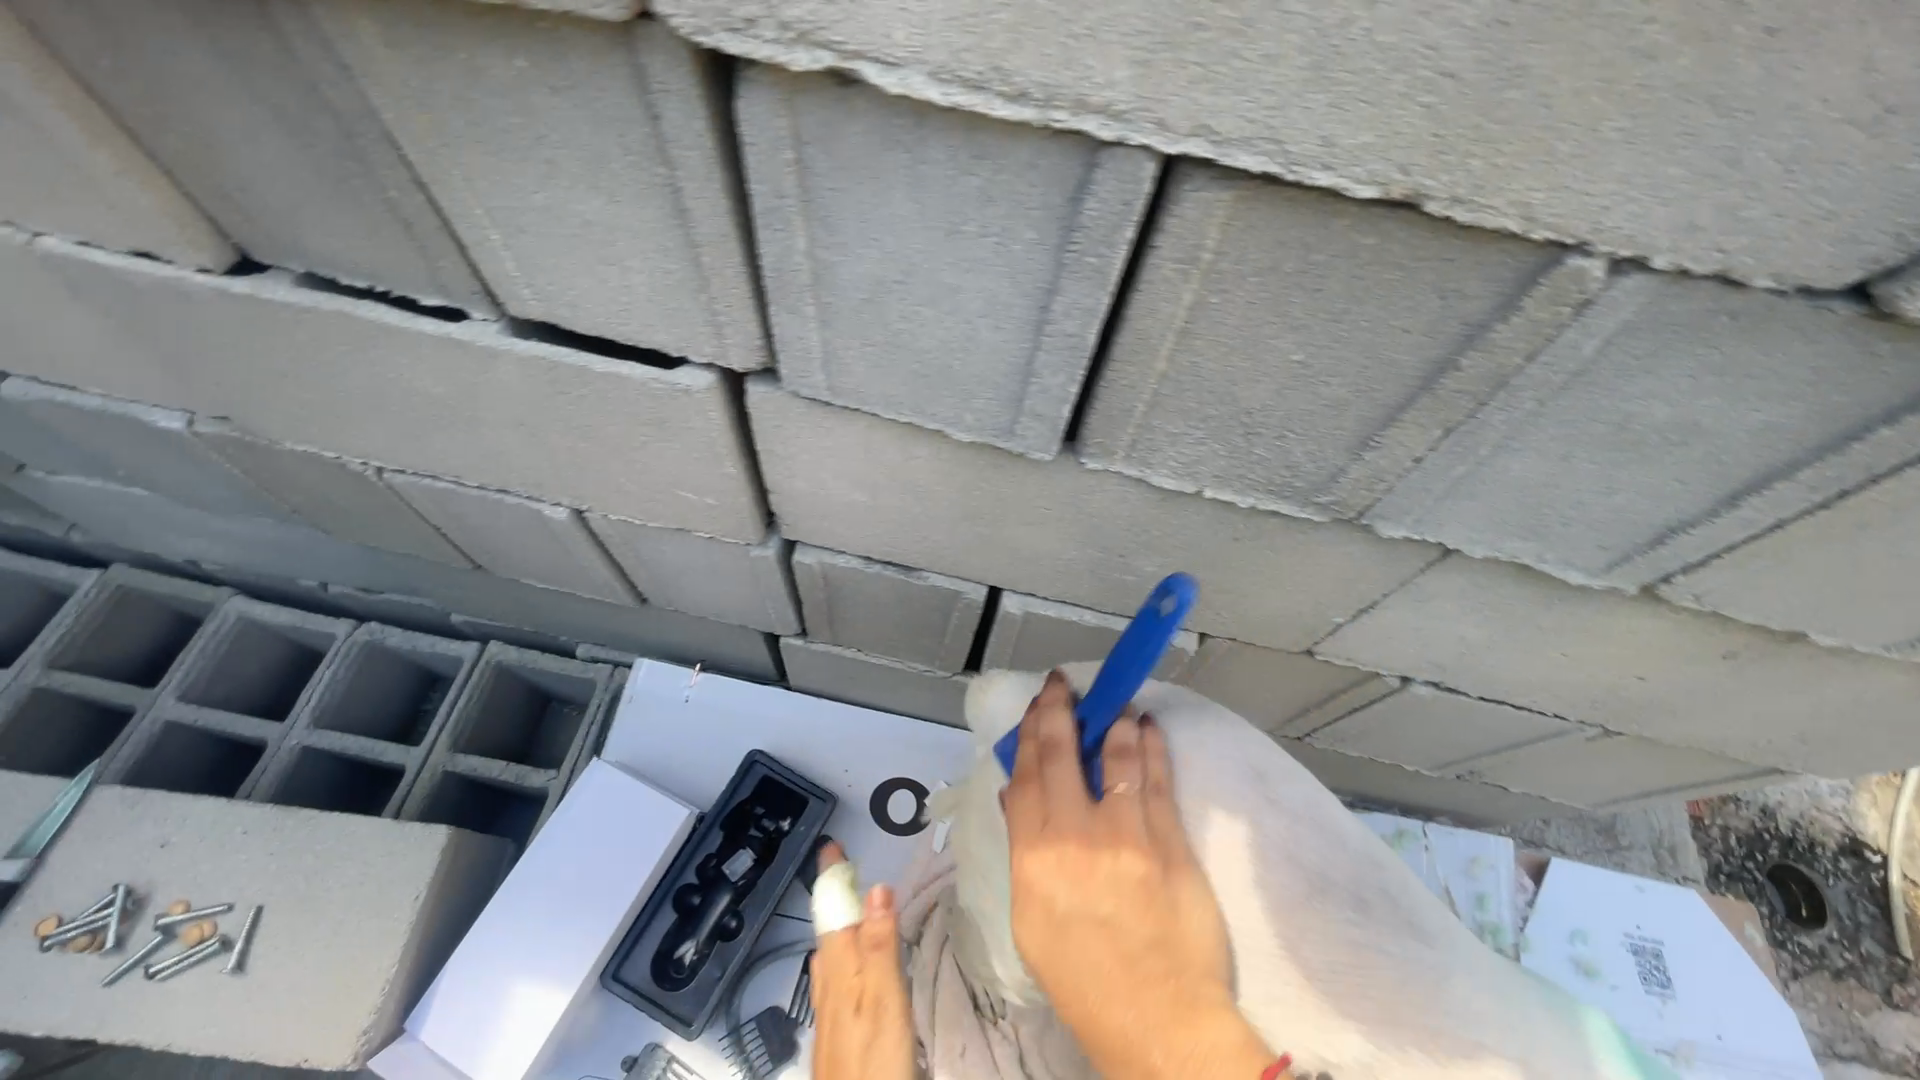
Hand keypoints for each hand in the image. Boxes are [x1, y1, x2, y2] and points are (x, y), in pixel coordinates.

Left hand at [809, 843, 915, 1079]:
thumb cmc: (873, 1059)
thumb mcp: (884, 998)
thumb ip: (879, 944)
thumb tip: (876, 888)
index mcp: (841, 969)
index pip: (834, 911)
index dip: (833, 877)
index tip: (832, 846)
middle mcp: (829, 984)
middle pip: (828, 930)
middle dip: (834, 897)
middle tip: (842, 868)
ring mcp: (830, 1009)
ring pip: (828, 954)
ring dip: (835, 925)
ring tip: (844, 906)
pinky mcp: (836, 1030)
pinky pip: (832, 977)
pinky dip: (838, 955)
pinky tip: (842, 967)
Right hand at [1003, 671, 1280, 1079]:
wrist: (1156, 1016)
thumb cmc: (1082, 976)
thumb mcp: (1030, 920)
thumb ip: (1025, 853)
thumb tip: (1019, 798)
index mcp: (1034, 858)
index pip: (1025, 776)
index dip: (1027, 734)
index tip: (1033, 708)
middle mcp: (1075, 836)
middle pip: (1061, 755)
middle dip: (1058, 710)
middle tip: (1062, 684)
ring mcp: (1126, 835)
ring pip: (1115, 757)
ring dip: (1112, 721)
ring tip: (1114, 703)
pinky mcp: (1170, 843)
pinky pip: (1156, 781)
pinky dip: (1151, 747)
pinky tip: (1148, 728)